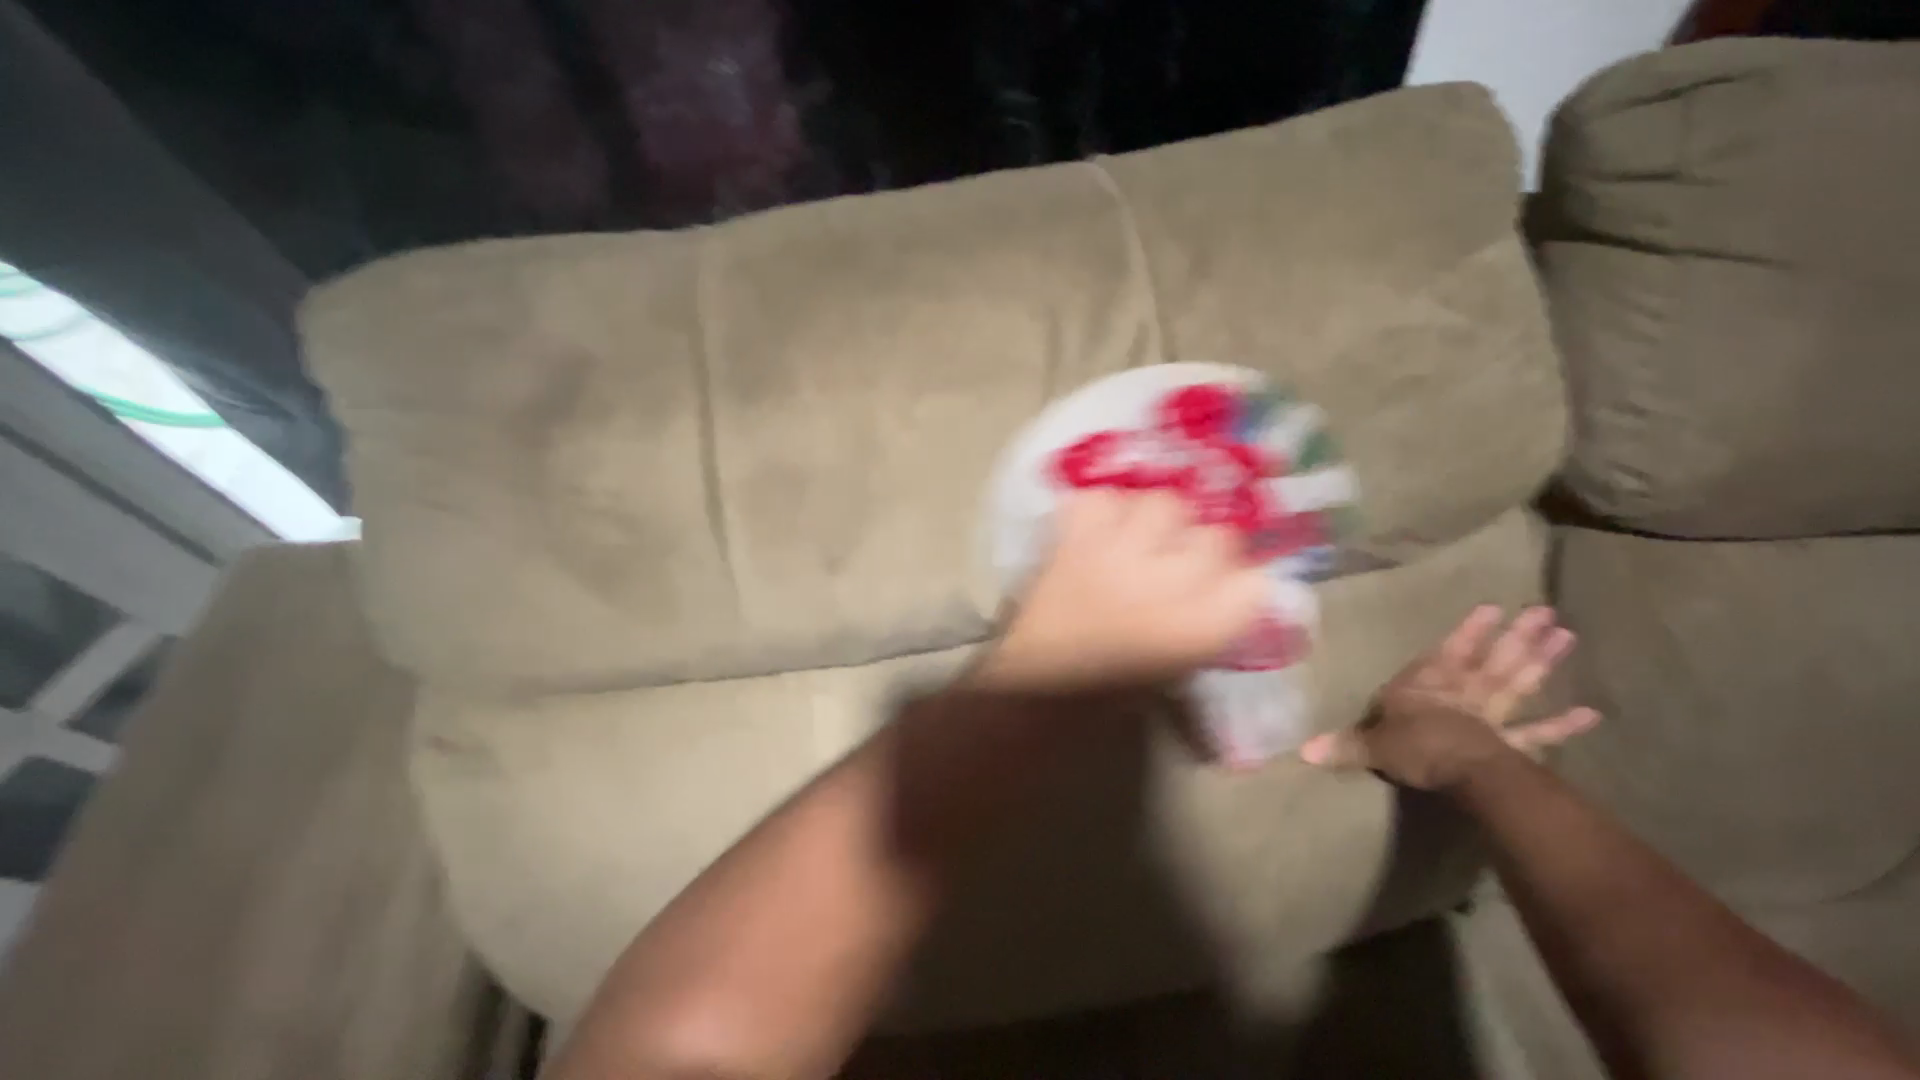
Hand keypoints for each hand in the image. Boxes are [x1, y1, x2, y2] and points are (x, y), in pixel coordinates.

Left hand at [978, 489, 1269, 691]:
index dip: (1246, 582)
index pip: (1256, 581)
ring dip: (1160, 521)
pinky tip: (1104, 530)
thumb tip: (1244, 591)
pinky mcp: (1074, 536)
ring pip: (1166, 505)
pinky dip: (1106, 509)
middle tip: (1184, 563)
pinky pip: (1104, 497)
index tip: (1232, 587)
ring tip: (1143, 540)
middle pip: (1218, 536)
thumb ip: (1215, 628)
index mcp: (1198, 629)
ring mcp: (1118, 552)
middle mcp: (1166, 583)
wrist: (1035, 682)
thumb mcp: (1177, 669)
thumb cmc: (1109, 687)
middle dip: (1207, 548)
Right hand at [1299, 606, 1600, 789]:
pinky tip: (1593, 714)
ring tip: (1567, 636)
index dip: (1470, 631)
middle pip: (1494, 660)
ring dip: (1543, 662)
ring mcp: (1492, 716)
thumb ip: (1344, 745)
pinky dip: (1564, 725)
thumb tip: (1302, 750)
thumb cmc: (1409, 745)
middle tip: (1546, 612)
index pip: (1448, 651)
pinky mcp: (1511, 743)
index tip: (1494, 607)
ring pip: (1519, 684)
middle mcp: (1463, 693)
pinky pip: (1539, 734)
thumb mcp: (1369, 744)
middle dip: (1518, 637)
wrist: (1455, 766)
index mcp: (1427, 684)